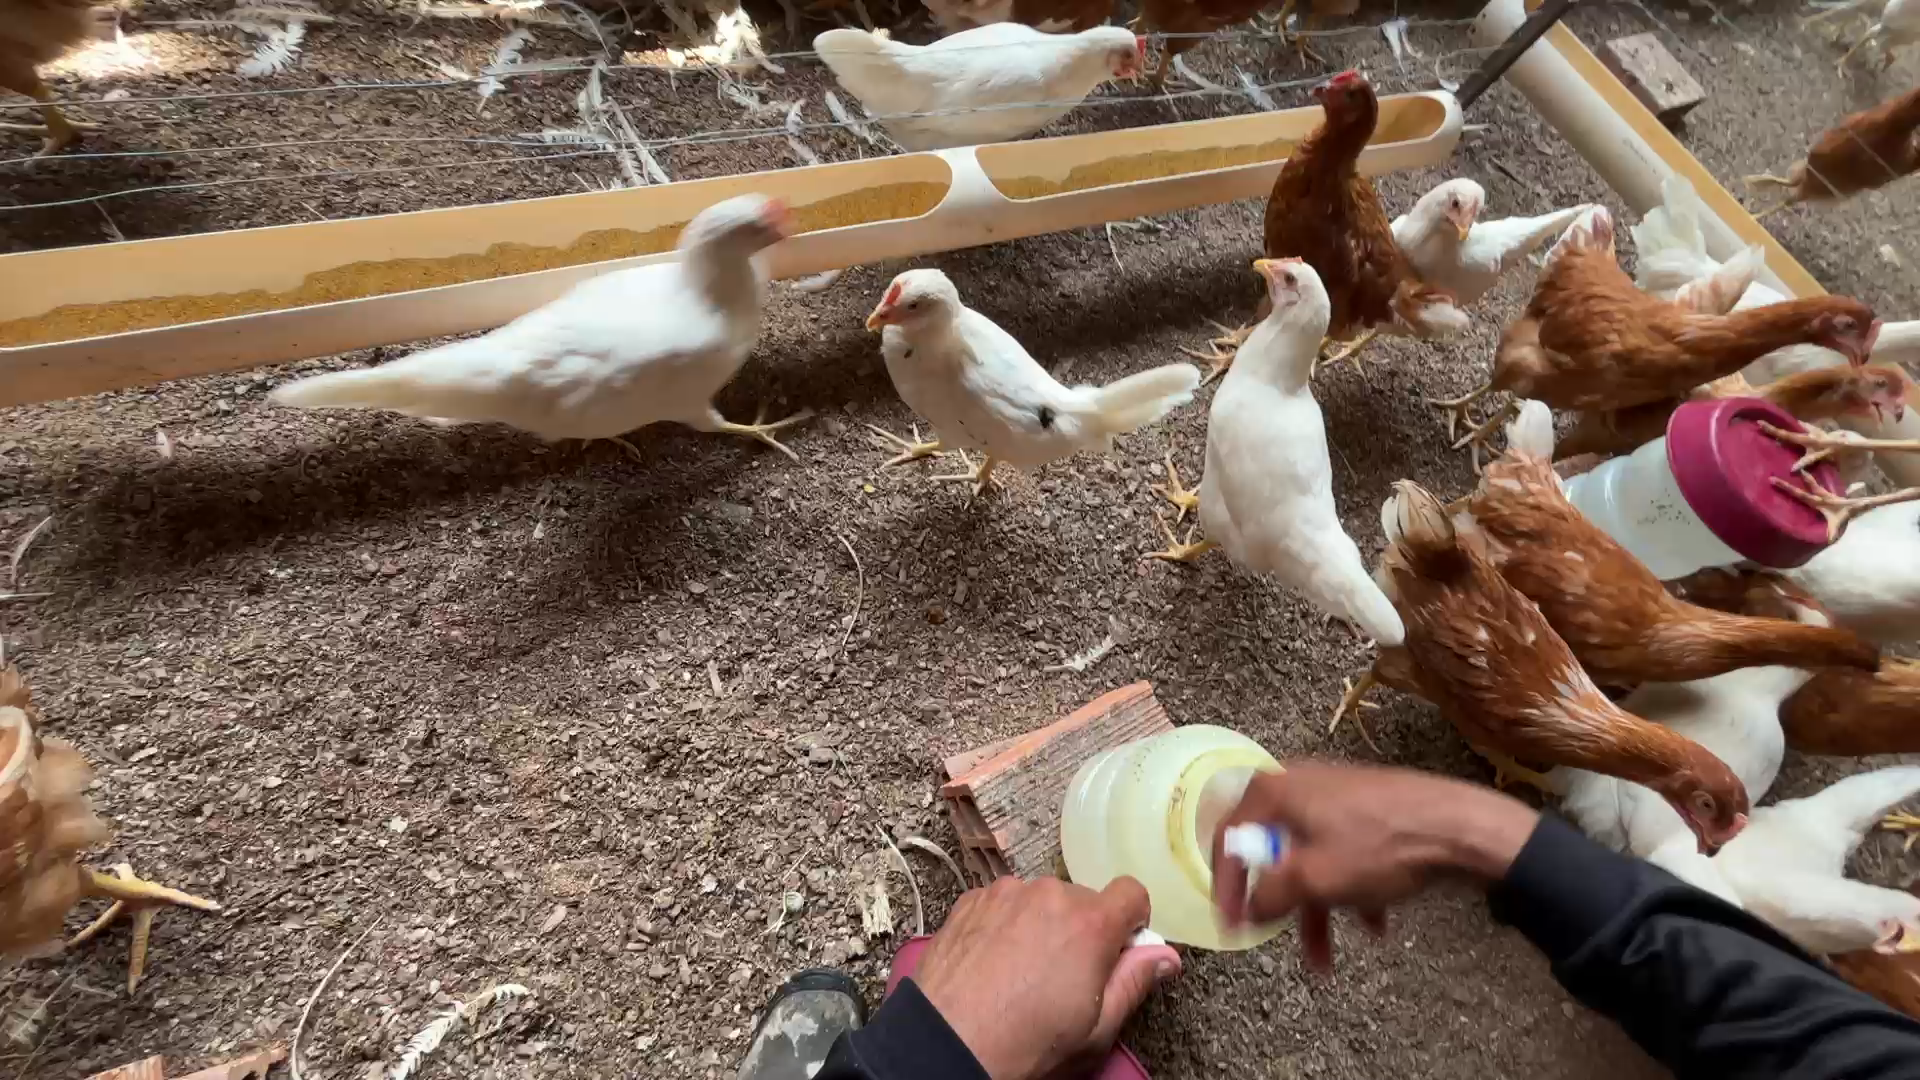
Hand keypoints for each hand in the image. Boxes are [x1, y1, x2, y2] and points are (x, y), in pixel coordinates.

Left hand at [913, 876, 1181, 1079]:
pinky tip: (994, 961)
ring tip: (1022, 971)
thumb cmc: (1028, 1040)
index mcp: (1090, 922)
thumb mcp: (1096, 1028)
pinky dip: (1006, 922)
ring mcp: (1008, 890)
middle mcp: (1050, 892)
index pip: (1131, 891)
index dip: (1132, 919)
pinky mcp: (974, 896)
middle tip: (1064, 975)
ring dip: (1042, 923)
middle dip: (1082, 929)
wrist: (948, 1037)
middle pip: (1083, 900)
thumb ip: (1135, 981)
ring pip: (1041, 899)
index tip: (1120, 947)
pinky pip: (1005, 901)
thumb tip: (1166, 954)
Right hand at [1210, 762, 1538, 970]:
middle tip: (1280, 936)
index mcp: (1272, 791)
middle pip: (1271, 849)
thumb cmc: (1377, 846)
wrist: (1457, 824)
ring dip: (1315, 904)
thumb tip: (1246, 908)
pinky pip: (1339, 849)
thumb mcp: (1314, 878)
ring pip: (1308, 855)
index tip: (1231, 922)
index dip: (1226, 884)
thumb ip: (1270, 895)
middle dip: (1279, 902)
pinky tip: (1371, 921)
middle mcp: (1294, 784)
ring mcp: (1330, 793)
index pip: (1229, 837)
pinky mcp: (1362, 806)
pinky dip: (1345, 886)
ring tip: (1329, 953)